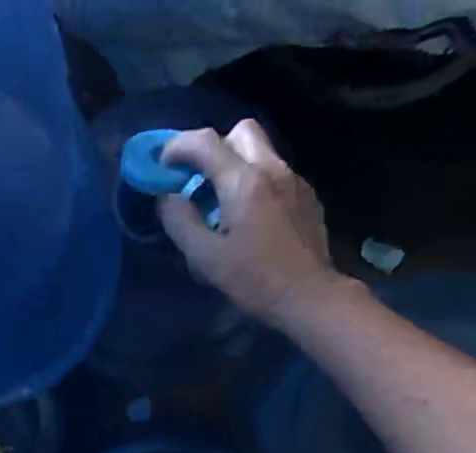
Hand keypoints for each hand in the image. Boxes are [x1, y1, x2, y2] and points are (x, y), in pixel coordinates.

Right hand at [157, 121, 354, 328]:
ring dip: (238, 164)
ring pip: (262, 150)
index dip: (177, 147)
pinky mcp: (308, 198)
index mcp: (244, 182)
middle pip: (240, 131)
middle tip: (201, 179)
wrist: (311, 298)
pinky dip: (259, 182)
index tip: (164, 166)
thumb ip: (181, 223)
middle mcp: (272, 169)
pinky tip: (255, 216)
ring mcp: (295, 181)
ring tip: (226, 201)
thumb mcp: (208, 260)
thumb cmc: (257, 282)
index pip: (204, 142)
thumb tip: (167, 199)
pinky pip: (278, 174)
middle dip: (214, 148)